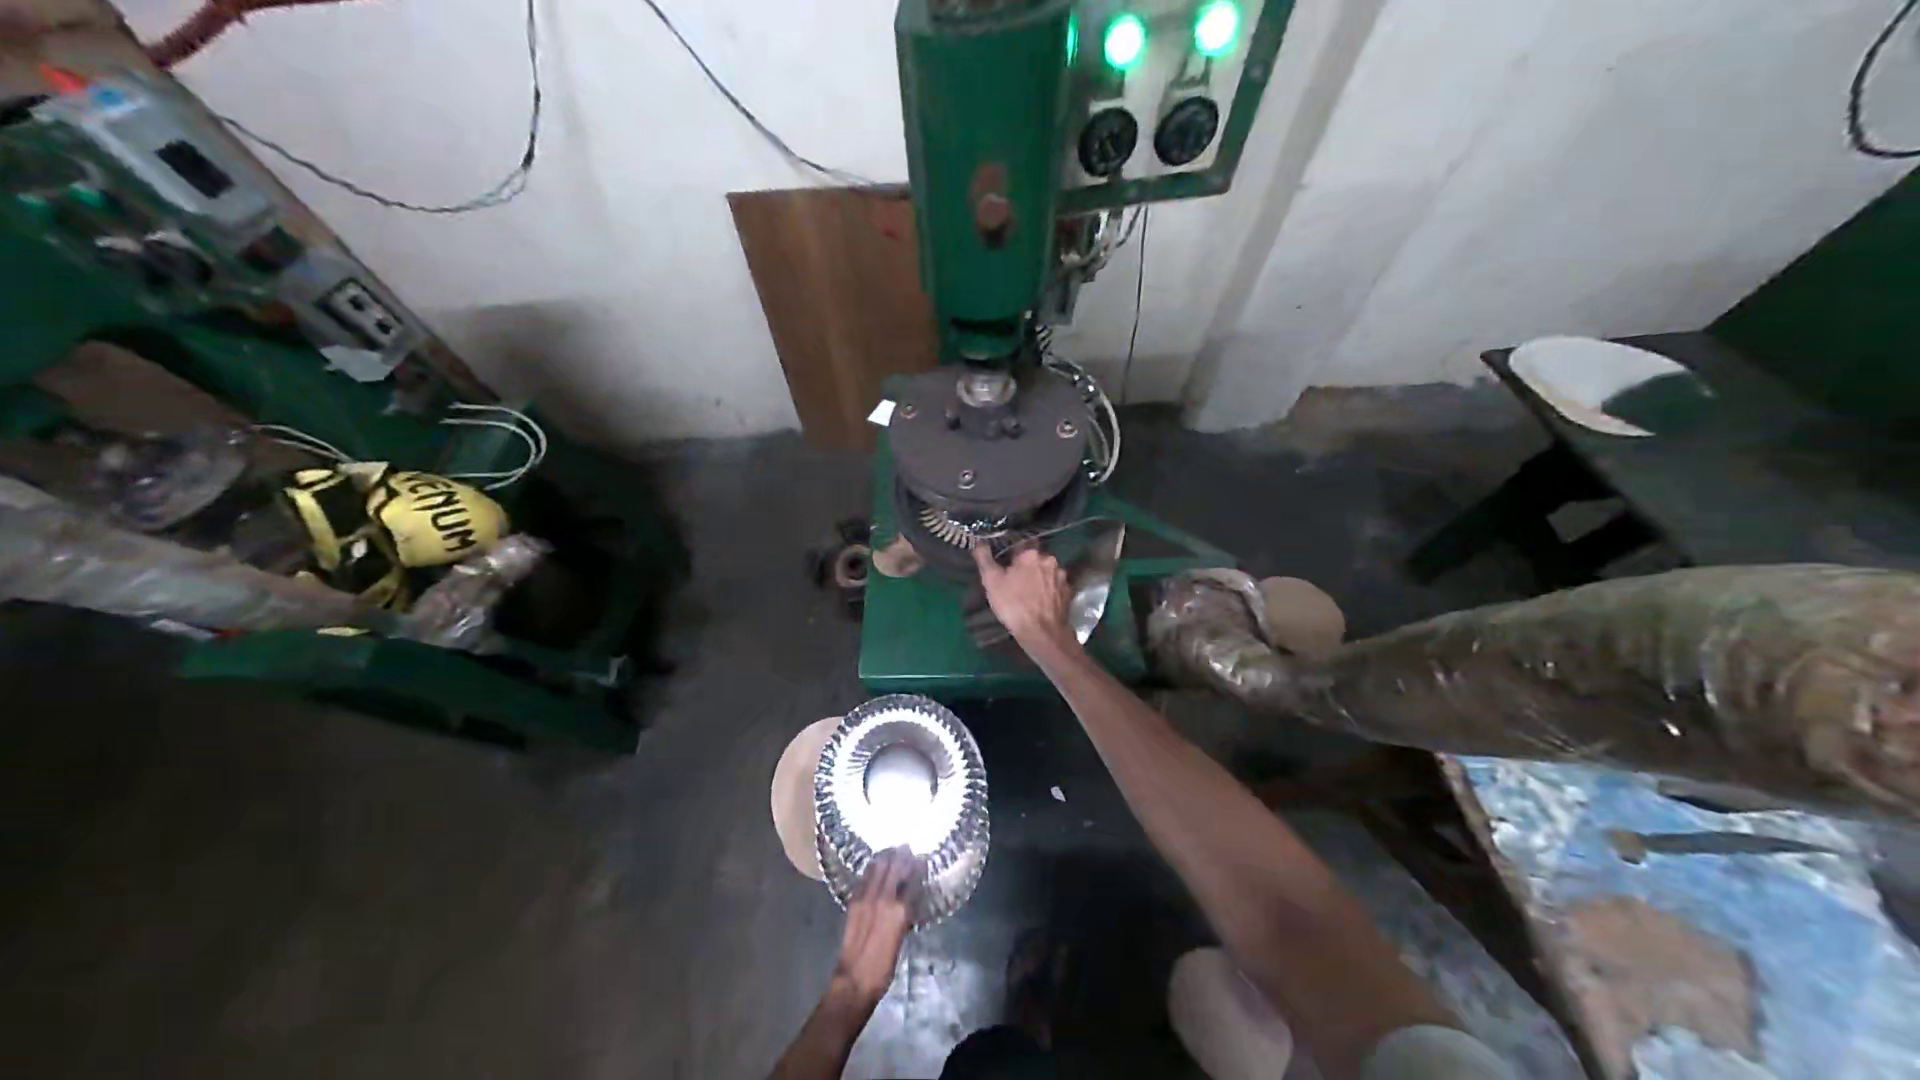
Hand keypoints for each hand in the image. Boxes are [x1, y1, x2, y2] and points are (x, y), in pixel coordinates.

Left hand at [834, 847, 919, 1005]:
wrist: (855, 979)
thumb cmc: (884, 966)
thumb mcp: (901, 936)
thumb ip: (904, 914)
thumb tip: (908, 899)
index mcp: (900, 910)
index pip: (912, 878)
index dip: (919, 865)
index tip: (923, 856)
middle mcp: (884, 898)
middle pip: (894, 866)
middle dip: (902, 854)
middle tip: (907, 846)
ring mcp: (866, 897)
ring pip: (878, 867)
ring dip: (886, 857)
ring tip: (892, 850)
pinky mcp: (854, 901)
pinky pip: (865, 877)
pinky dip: (872, 868)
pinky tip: (875, 866)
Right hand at [973, 544, 1074, 653]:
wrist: (1042, 633)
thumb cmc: (1014, 605)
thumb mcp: (991, 582)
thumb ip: (985, 559)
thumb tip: (980, 543)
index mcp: (1031, 555)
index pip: (1020, 545)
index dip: (1011, 555)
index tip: (1005, 565)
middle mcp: (1050, 561)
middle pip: (1034, 559)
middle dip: (1026, 567)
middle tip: (1014, 582)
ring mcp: (1062, 577)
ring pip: (1046, 572)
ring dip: (1038, 578)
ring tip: (1027, 594)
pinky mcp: (1068, 593)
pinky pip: (1054, 586)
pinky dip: (1047, 591)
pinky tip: (1039, 602)